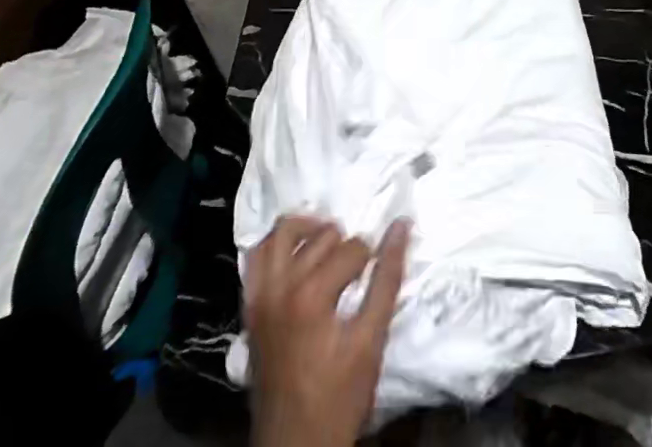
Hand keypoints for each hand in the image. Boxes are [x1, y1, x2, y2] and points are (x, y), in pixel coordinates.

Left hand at [246, 216, 409, 446]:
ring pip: (279, 236)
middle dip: (345, 243)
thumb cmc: (340, 395)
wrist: (295, 443)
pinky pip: (256, 259)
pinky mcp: (249, 308)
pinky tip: (299, 256)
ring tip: (331, 244)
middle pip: (320, 237)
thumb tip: (402, 226)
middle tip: (359, 264)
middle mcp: (279, 288)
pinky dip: (277, 247)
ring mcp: (258, 297)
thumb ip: (387, 278)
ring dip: (309, 231)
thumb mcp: (372, 338)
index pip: (351, 248)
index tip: (376, 274)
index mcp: (311, 295)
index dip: (371, 256)